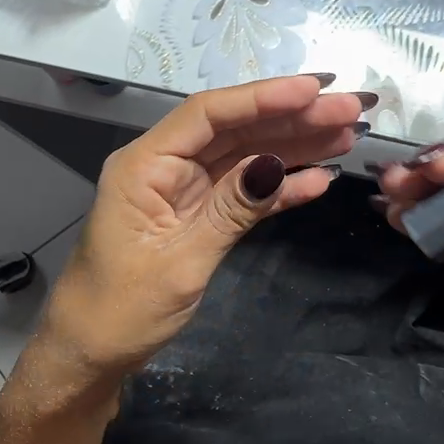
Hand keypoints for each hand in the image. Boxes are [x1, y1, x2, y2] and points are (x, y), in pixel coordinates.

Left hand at [38, 74, 368, 373]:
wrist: (93, 352)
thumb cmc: (122, 310)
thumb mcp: (181, 262)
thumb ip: (230, 210)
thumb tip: (278, 168)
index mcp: (145, 165)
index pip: (208, 115)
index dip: (262, 98)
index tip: (312, 90)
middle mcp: (166, 166)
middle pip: (234, 129)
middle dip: (292, 117)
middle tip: (351, 109)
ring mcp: (185, 189)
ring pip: (246, 155)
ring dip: (295, 145)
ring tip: (348, 133)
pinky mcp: (200, 213)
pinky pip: (245, 190)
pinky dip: (280, 186)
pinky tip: (319, 179)